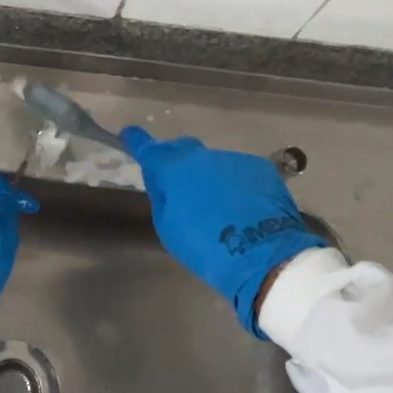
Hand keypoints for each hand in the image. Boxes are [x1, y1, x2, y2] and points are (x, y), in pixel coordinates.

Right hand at [121, 125, 322, 337]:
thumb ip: (163, 197)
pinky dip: (235, 184)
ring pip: (212, 163)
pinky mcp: (259, 167)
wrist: (264, 257)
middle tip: (179, 185)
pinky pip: (237, 171)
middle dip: (176, 162)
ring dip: (208, 177)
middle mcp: (200, 156)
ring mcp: (232, 159)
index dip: (136, 141)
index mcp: (173, 170)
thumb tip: (166, 182)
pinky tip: (242, 208)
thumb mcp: (168, 227)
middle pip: (182, 151)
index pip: (147, 149)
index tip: (129, 135)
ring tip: (219, 207)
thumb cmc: (206, 249)